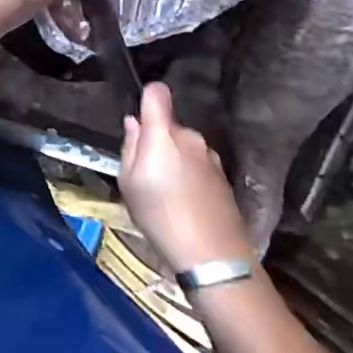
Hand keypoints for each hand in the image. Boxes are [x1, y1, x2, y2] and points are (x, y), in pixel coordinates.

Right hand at [120, 82, 252, 271]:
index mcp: (163, 134)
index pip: (157, 93)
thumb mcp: (128, 183)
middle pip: (169, 125)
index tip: (139, 115)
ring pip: (184, 146)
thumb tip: (134, 124)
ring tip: (165, 191)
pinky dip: (189, 174)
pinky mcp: (224, 178)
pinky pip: (198, 164)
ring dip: (174, 159)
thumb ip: (130, 147)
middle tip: (145, 170)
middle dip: (156, 139)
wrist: (214, 259)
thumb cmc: (160, 216)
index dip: (147, 96)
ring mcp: (211, 158)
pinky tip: (185, 202)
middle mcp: (191, 138)